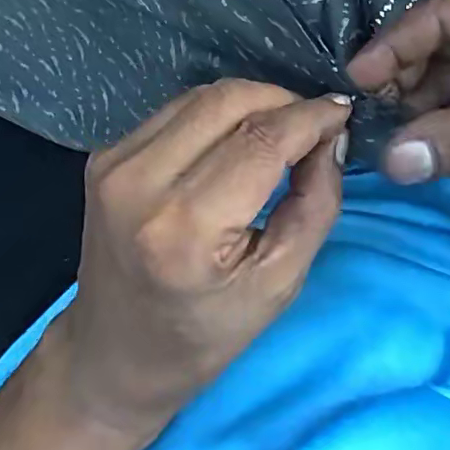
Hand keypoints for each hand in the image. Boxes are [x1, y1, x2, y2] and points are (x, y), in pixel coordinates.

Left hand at [48, 80, 351, 436]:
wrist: (112, 355)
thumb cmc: (206, 332)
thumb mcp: (282, 281)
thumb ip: (317, 202)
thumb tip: (333, 136)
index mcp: (186, 228)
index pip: (263, 140)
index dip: (312, 117)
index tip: (343, 112)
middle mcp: (141, 183)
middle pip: (232, 100)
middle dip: (286, 101)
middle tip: (314, 126)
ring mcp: (115, 163)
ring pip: (206, 94)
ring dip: (255, 102)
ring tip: (281, 132)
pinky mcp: (106, 155)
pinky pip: (180, 108)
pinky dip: (222, 113)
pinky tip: (238, 140)